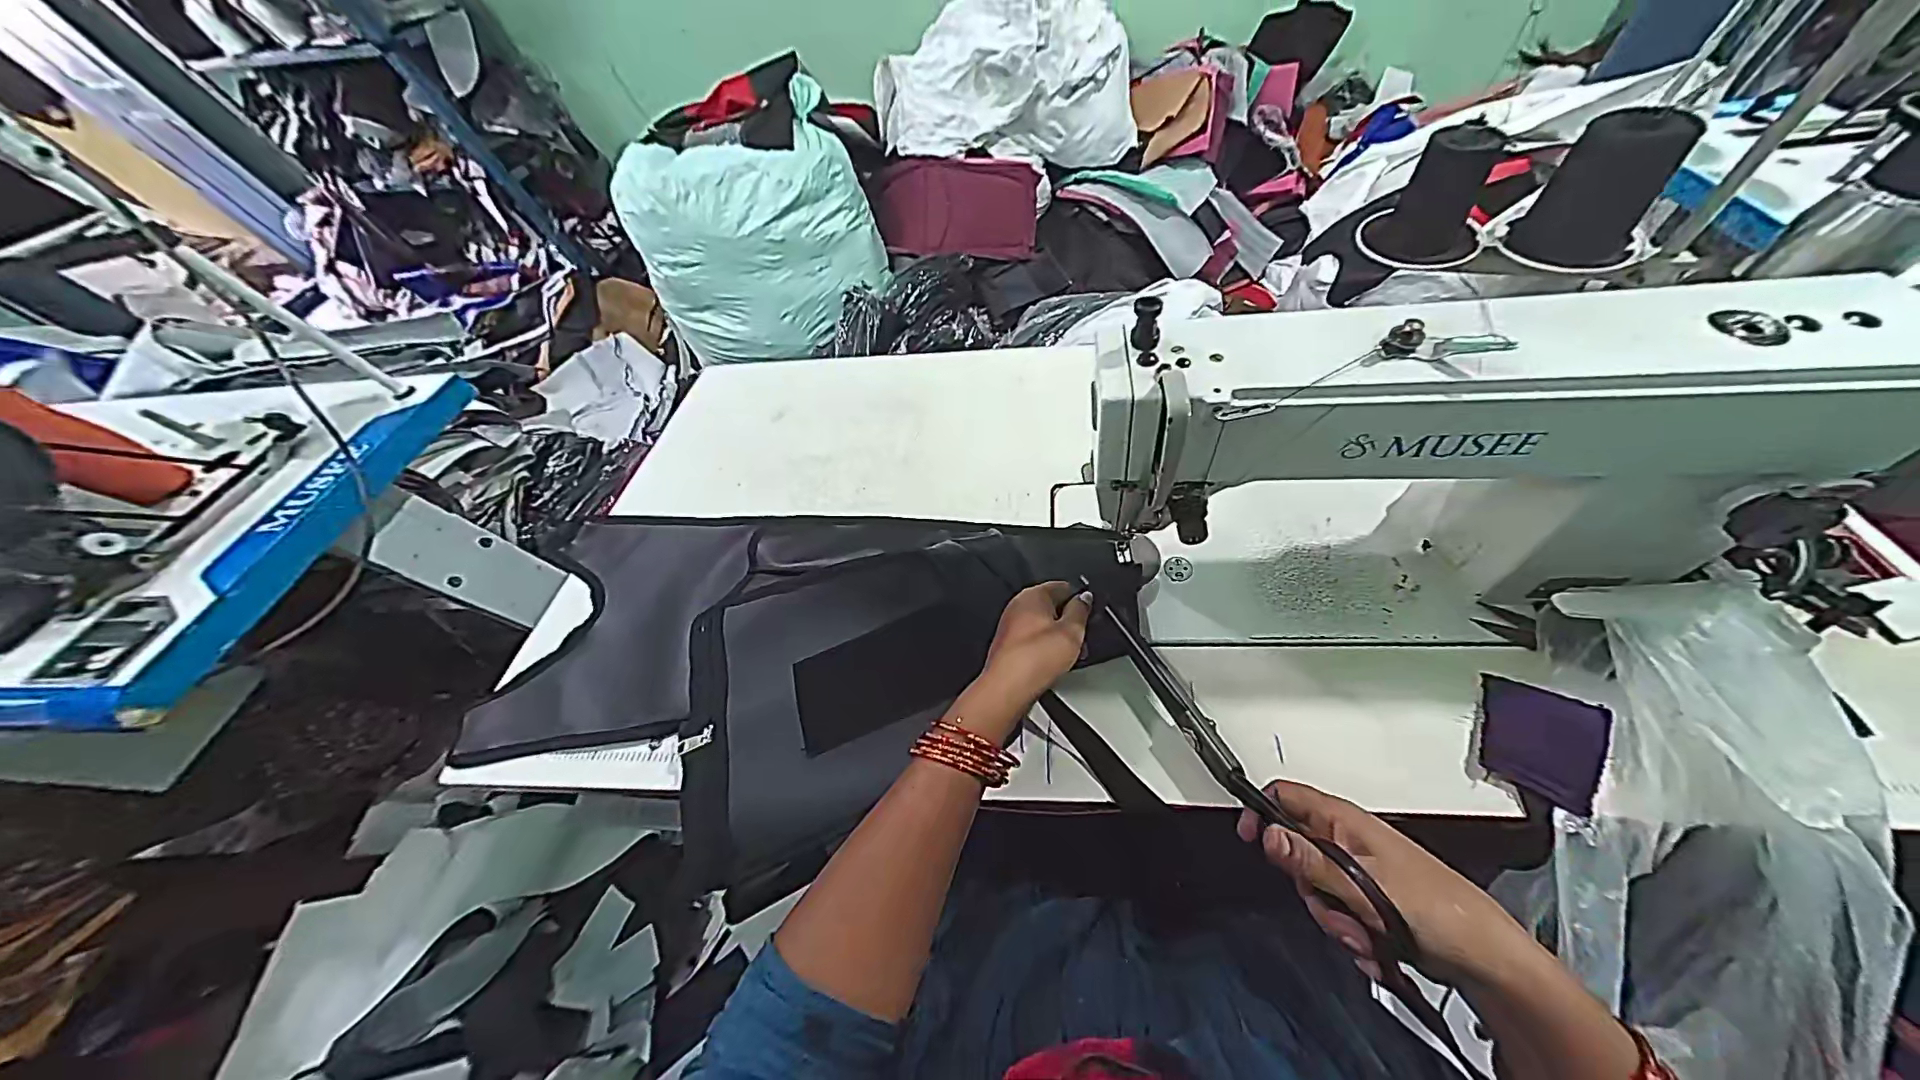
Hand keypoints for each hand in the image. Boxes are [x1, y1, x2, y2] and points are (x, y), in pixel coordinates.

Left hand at [958, 582, 1090, 737]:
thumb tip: (1084, 599)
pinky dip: (1043, 648)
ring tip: (1068, 654)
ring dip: (1057, 637)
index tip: (1089, 612)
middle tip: (1080, 637)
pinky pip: (1031, 641)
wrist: (1008, 687)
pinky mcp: (1008, 645)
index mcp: (1032, 595)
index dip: (1079, 598)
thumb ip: (1081, 610)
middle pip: (1051, 606)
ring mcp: (1010, 626)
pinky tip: (1051, 662)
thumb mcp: (1071, 631)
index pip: (1062, 586)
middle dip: (1068, 620)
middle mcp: (1017, 606)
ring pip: (1041, 625)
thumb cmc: (1033, 658)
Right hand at [1237, 779, 1534, 987]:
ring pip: (1314, 888)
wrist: (1485, 956)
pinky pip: (1336, 911)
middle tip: (1332, 908)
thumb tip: (1268, 834)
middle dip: (1309, 890)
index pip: (1284, 796)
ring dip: (1333, 918)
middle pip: (1295, 851)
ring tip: (1363, 935)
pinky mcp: (1367, 899)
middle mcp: (1348, 840)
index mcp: (1344, 820)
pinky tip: (1372, 945)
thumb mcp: (1361, 883)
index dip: (1261, 812)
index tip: (1249, 836)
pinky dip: (1349, 932)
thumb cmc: (1440, 909)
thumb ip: (1309, 859)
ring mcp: (1357, 870)